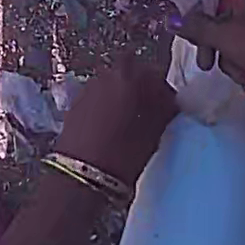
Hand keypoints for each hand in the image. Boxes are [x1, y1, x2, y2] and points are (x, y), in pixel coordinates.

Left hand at [51, 51, 176, 185]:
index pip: (155, 73)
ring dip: (121, 93)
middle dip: (140, 84)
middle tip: (147, 107)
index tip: (167, 104)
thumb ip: (164, 109)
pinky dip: (106, 103)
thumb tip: (168, 101)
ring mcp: (89, 87)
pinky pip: (98, 94)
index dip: (163, 89)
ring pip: (112, 82)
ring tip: (128, 117)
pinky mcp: (75, 102)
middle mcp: (108, 74)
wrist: (82, 174)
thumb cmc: (124, 152)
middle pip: (130, 70)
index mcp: (130, 77)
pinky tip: (109, 124)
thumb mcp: (154, 131)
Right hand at [172, 0, 244, 93]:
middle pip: (216, 11)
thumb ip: (197, 28)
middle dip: (214, 44)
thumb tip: (170, 19)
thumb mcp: (229, 41)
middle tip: (208, 65)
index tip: (186, 38)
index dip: (192, 13)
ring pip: (230, 28)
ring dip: (231, 57)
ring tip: (243, 79)